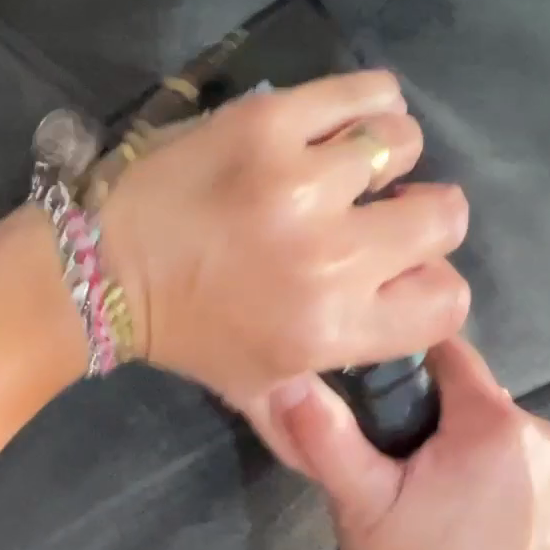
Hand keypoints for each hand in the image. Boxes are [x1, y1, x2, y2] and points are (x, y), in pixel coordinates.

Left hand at [98, 71, 470, 466]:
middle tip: (363, 222)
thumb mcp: (246, 392)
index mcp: (328, 330)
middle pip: (443, 216)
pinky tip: (331, 133)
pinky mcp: (270, 124)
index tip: (391, 275)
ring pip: (405, 145)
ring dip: (381, 160)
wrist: (104, 270)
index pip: (445, 303)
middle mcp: (328, 258)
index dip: (425, 287)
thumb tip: (344, 457)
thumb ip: (302, 426)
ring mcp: (301, 184)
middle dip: (411, 221)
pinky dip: (362, 107)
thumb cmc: (180, 334)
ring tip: (336, 175)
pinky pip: (366, 92)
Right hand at [272, 338, 549, 549]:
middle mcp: (549, 438)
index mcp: (497, 426)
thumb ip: (325, 437)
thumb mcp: (358, 506)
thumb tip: (286, 380)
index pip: (446, 354)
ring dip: (452, 453)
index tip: (362, 396)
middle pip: (467, 399)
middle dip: (423, 422)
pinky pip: (514, 470)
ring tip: (414, 505)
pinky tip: (454, 529)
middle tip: (379, 472)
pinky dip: (481, 481)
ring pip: (490, 436)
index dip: (397, 366)